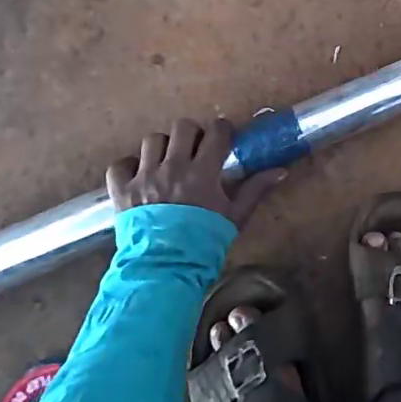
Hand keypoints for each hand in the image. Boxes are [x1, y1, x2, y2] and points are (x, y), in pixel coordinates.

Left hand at [106, 118, 287, 227]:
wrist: (163, 273)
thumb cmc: (203, 245)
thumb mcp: (234, 217)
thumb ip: (255, 190)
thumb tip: (280, 171)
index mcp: (202, 173)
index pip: (215, 132)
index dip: (221, 130)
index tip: (222, 138)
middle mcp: (172, 168)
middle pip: (182, 128)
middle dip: (191, 135)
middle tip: (194, 150)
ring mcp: (144, 177)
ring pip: (152, 140)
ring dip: (161, 148)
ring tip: (166, 164)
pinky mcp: (121, 190)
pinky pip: (120, 164)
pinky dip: (128, 167)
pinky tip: (138, 177)